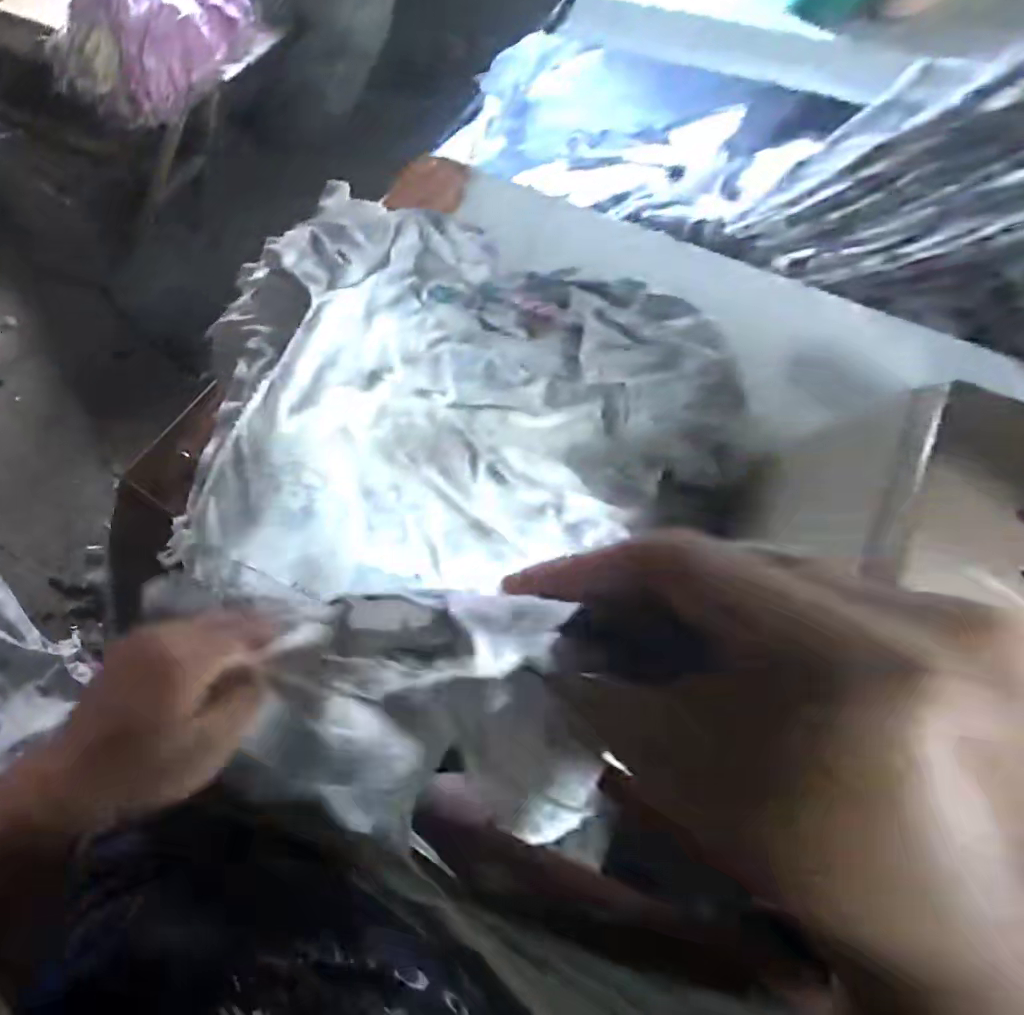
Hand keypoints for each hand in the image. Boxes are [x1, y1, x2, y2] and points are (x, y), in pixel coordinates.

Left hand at [8, 612, 274, 838]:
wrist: (75, 773)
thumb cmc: (146, 768)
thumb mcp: (207, 747)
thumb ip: (240, 702)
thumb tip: (259, 670)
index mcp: (182, 655)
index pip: (238, 632)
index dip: (269, 632)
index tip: (299, 631)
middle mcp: (160, 635)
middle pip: (215, 621)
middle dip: (249, 624)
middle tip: (282, 631)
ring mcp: (138, 638)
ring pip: (193, 624)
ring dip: (224, 629)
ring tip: (254, 640)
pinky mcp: (126, 649)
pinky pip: (173, 632)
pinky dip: (199, 637)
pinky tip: (211, 651)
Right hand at [505, 532, 1023, 1012]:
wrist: (957, 936)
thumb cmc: (800, 849)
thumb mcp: (664, 756)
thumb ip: (591, 683)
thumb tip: (543, 642)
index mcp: (852, 645)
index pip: (681, 561)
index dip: (583, 569)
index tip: (519, 592)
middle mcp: (928, 611)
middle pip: (731, 562)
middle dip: (636, 587)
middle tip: (574, 613)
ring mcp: (972, 626)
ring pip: (780, 576)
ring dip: (696, 598)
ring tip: (638, 627)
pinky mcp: (984, 645)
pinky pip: (834, 600)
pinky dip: (757, 612)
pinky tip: (720, 642)